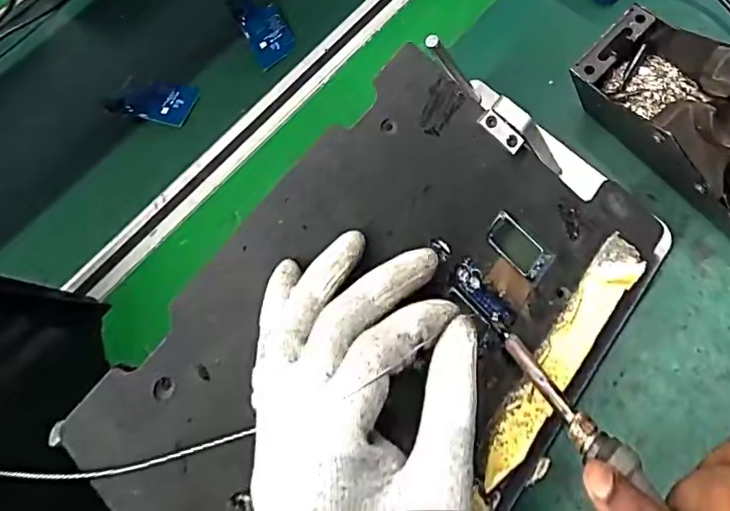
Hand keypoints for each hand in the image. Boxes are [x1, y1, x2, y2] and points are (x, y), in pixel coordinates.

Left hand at [250, 230, 477, 510]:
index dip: (421, 320)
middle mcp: (291, 423)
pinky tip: (287, 277)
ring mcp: (277, 422)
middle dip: (384, 283)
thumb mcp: (436, 485)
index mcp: (328, 439)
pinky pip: (269, 353)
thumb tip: (461, 334)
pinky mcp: (277, 423)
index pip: (376, 348)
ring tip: (350, 243)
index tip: (455, 315)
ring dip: (321, 279)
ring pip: (291, 329)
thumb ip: (451, 401)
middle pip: (334, 325)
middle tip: (422, 260)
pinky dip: (277, 309)